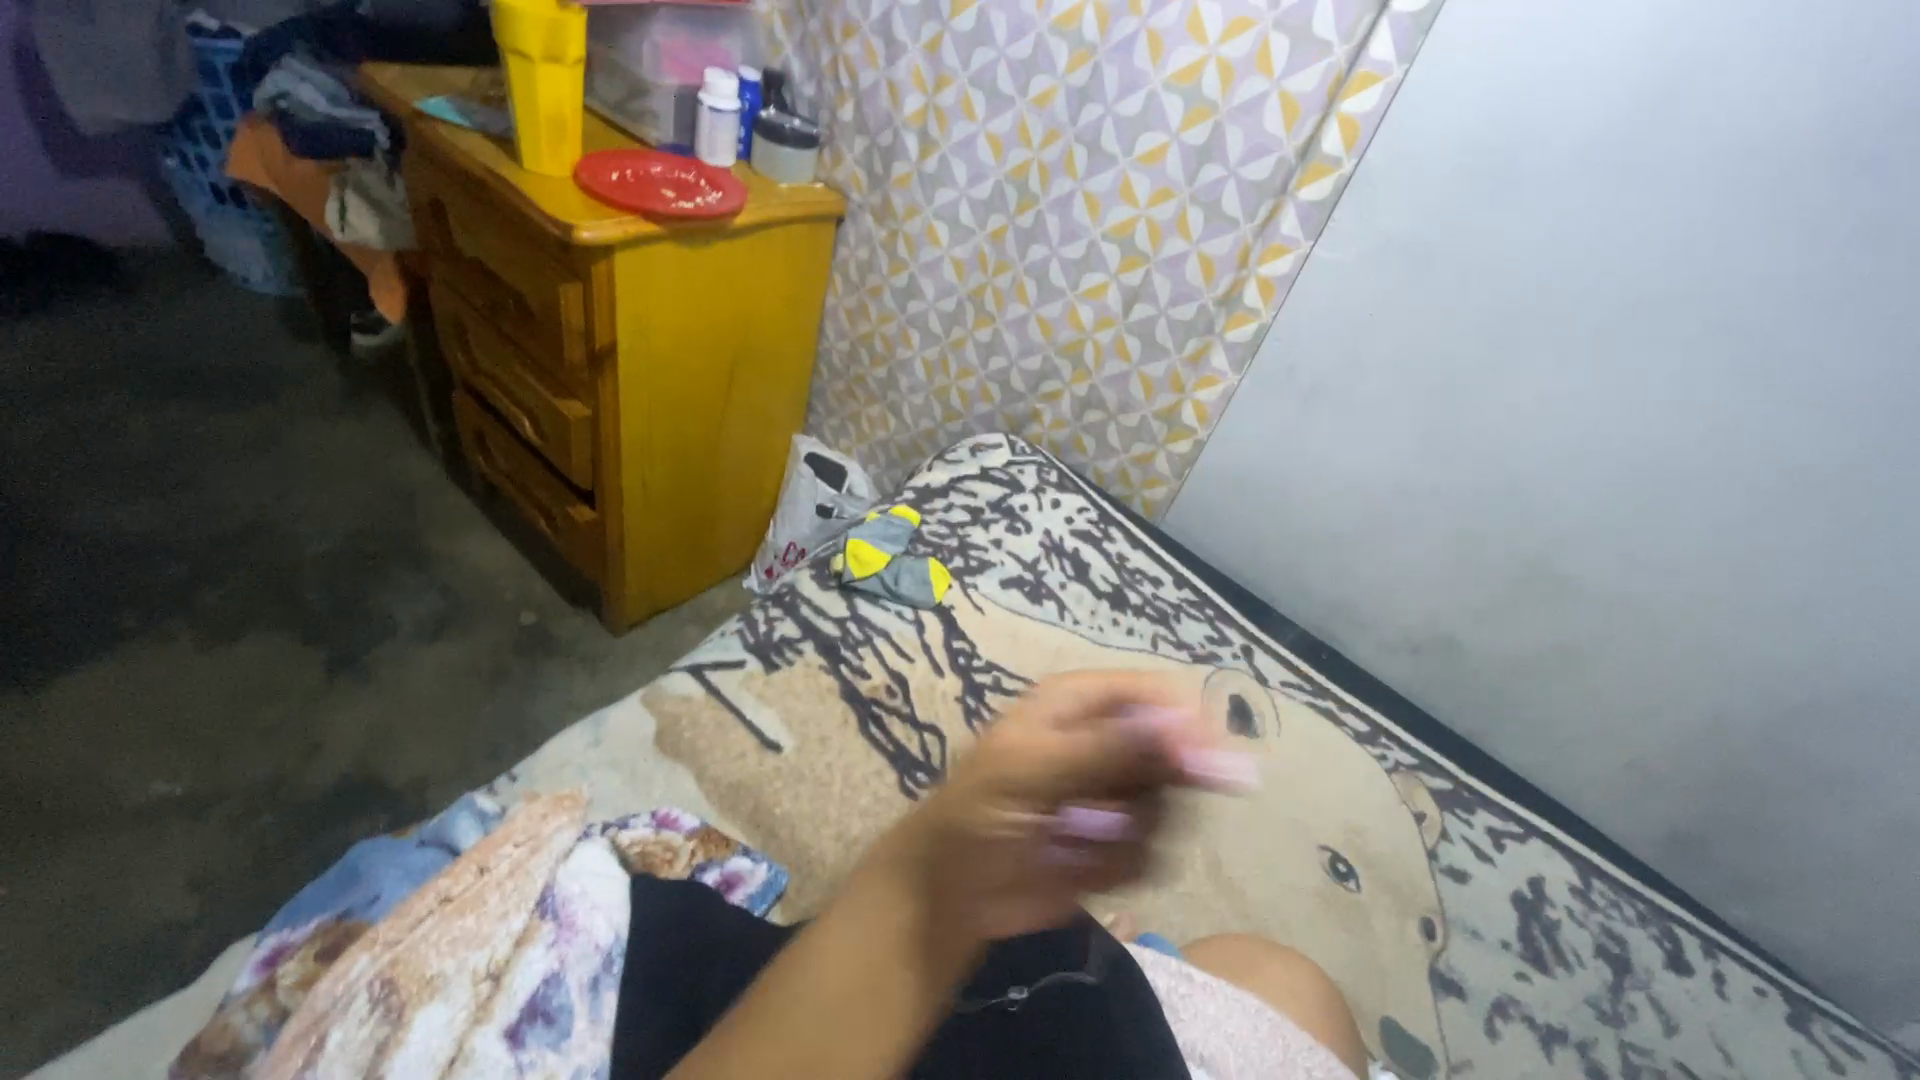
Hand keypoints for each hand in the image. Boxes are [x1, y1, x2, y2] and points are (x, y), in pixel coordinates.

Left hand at [892, 670, 1256, 940]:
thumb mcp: (1030, 771)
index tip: (1202, 768)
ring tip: (1074, 842)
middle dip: (1152, 794)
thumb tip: (1181, 725)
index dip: (1185, 727)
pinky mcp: (1116, 845)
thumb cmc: (974, 815)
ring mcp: (1112, 795)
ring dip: (1127, 837)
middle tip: (1112, 818)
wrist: (948, 894)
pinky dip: (1117, 867)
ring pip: (1170, 810)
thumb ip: (1105, 747)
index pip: (1154, 696)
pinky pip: (1155, 854)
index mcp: (1076, 704)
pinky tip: (1074, 868)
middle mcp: (1103, 742)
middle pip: (1175, 755)